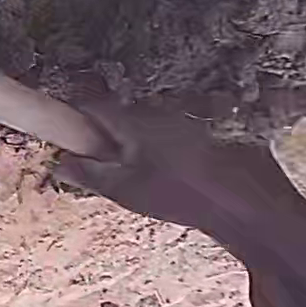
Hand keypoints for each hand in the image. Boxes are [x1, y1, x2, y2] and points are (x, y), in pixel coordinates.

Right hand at [55, 102, 305, 236]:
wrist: (246, 203)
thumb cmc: (180, 196)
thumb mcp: (125, 191)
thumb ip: (88, 173)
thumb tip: (59, 162)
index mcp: (131, 118)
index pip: (89, 103)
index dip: (74, 115)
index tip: (68, 132)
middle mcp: (158, 105)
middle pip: (121, 111)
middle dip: (110, 131)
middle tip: (111, 163)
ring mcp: (187, 109)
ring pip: (151, 118)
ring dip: (143, 136)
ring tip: (152, 172)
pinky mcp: (212, 118)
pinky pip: (179, 124)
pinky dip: (172, 140)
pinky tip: (180, 169)